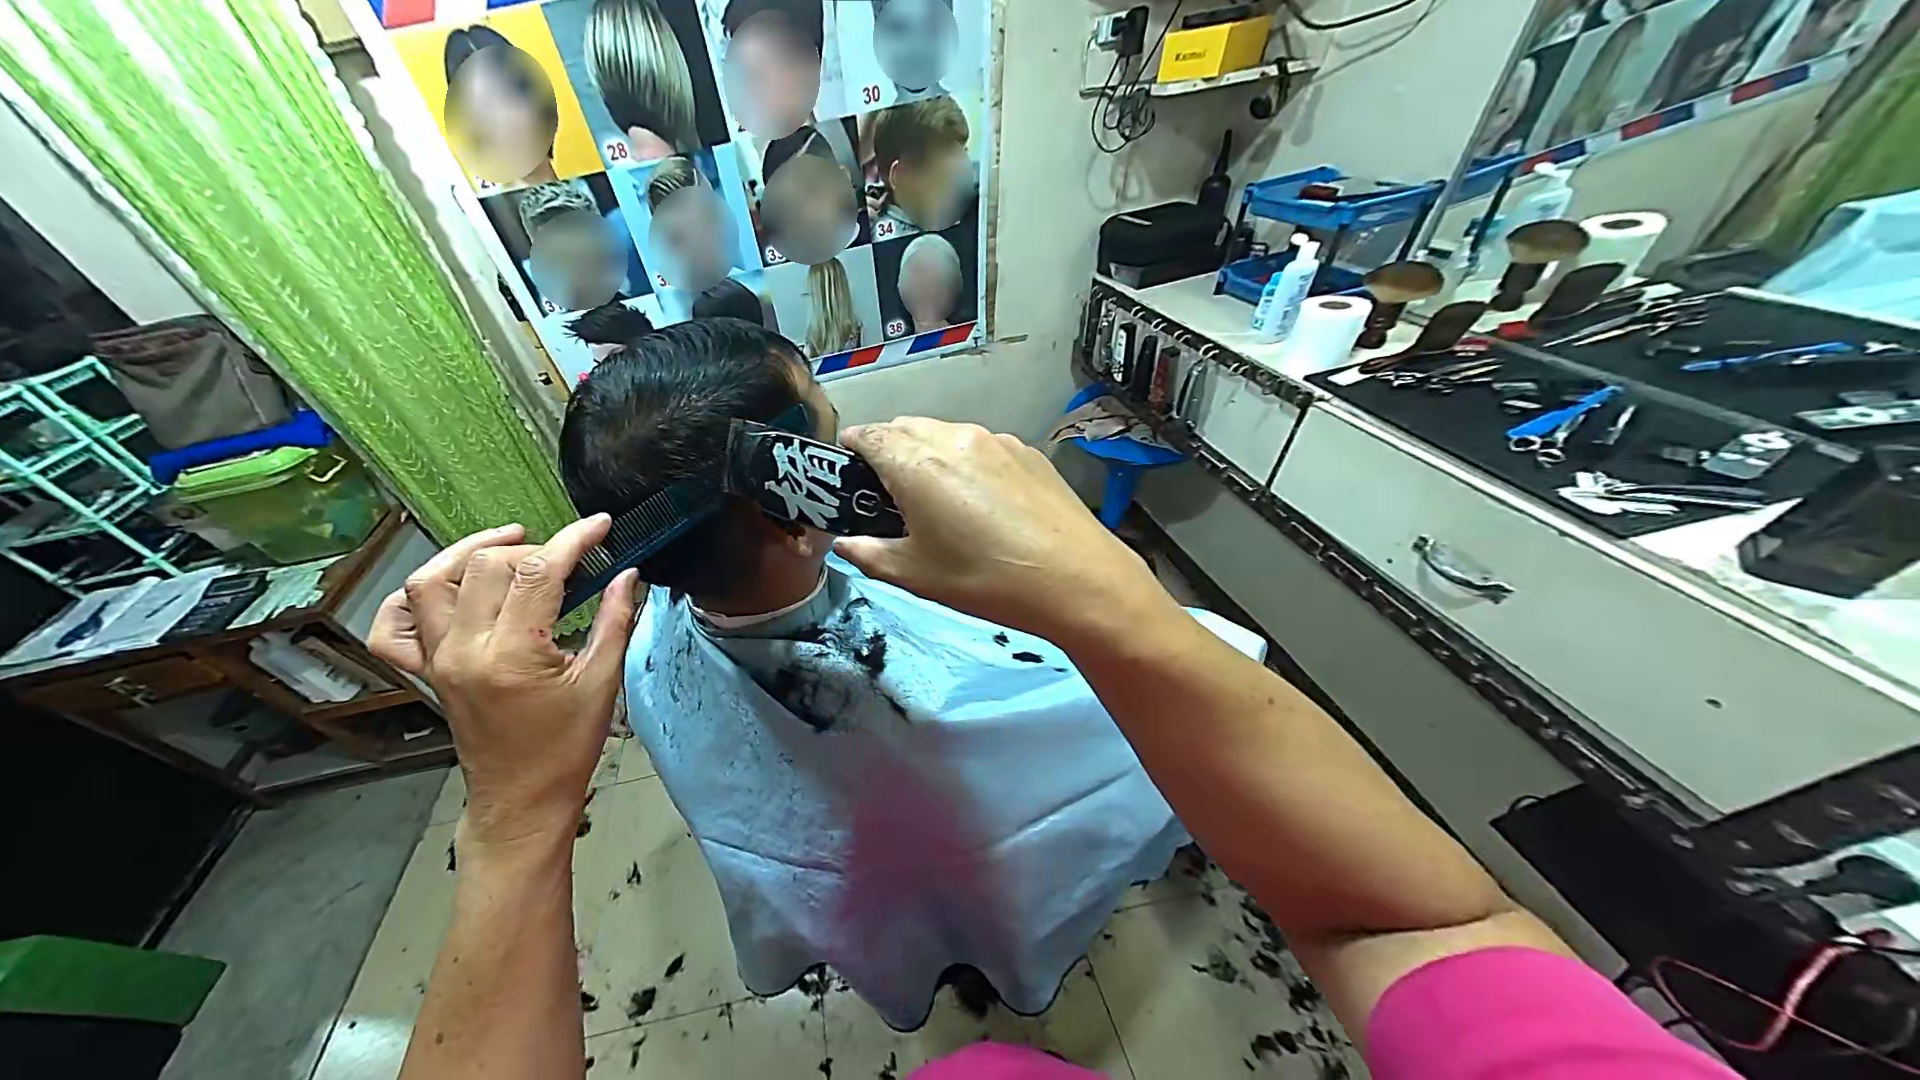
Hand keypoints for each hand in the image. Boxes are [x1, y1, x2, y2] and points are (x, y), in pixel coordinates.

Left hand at [370, 516, 640, 851]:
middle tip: (568, 556)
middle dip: (533, 547)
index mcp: (513, 654)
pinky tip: (447, 584)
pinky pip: (394, 624)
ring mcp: (435, 659)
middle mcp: (463, 650)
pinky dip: (414, 595)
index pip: (539, 572)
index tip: (600, 525)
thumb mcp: (604, 680)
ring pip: (430, 581)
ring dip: (469, 552)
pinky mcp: (423, 671)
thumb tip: (627, 574)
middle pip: (485, 566)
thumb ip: (616, 620)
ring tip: (510, 545)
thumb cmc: (569, 744)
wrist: (522, 796)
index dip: (573, 540)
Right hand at [833, 418, 1175, 645]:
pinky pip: (982, 445)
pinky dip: (966, 461)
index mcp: (917, 463)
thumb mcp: (916, 575)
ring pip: (946, 433)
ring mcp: (997, 441)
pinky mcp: (1028, 452)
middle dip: (888, 449)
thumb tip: (845, 544)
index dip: (852, 448)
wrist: (1076, 579)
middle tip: (889, 491)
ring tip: (937, 495)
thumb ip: (870, 554)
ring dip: (928, 452)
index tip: (848, 469)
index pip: (869, 434)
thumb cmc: (984, 579)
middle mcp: (954, 438)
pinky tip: (983, 500)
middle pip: (906, 427)